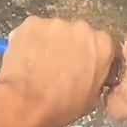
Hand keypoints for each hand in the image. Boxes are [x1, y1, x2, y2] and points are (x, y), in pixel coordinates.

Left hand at [0, 16, 116, 126]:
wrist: (27, 101)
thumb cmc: (62, 105)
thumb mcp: (91, 97)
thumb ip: (95, 76)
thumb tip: (87, 74)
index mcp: (103, 45)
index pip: (99, 45)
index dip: (88, 56)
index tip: (79, 67)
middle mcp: (82, 28)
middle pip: (76, 33)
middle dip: (68, 46)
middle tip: (57, 65)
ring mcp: (55, 23)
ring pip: (52, 30)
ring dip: (47, 43)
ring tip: (37, 63)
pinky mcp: (31, 22)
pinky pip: (32, 30)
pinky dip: (28, 40)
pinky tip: (23, 57)